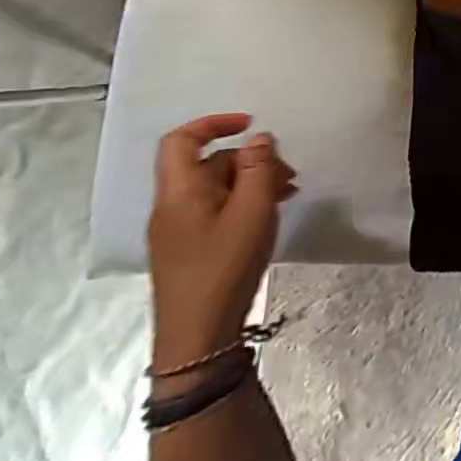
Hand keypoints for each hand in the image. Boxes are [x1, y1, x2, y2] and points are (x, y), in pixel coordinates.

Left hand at [148, 113, 296, 372]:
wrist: (198, 337)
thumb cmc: (225, 267)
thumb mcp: (253, 212)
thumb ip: (259, 169)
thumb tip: (259, 139)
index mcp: (179, 192)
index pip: (182, 140)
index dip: (214, 123)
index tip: (252, 123)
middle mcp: (172, 206)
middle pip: (206, 164)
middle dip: (249, 158)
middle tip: (288, 171)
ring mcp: (178, 230)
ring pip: (216, 188)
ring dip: (252, 181)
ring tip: (288, 192)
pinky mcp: (190, 249)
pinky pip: (216, 210)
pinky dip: (244, 202)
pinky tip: (270, 214)